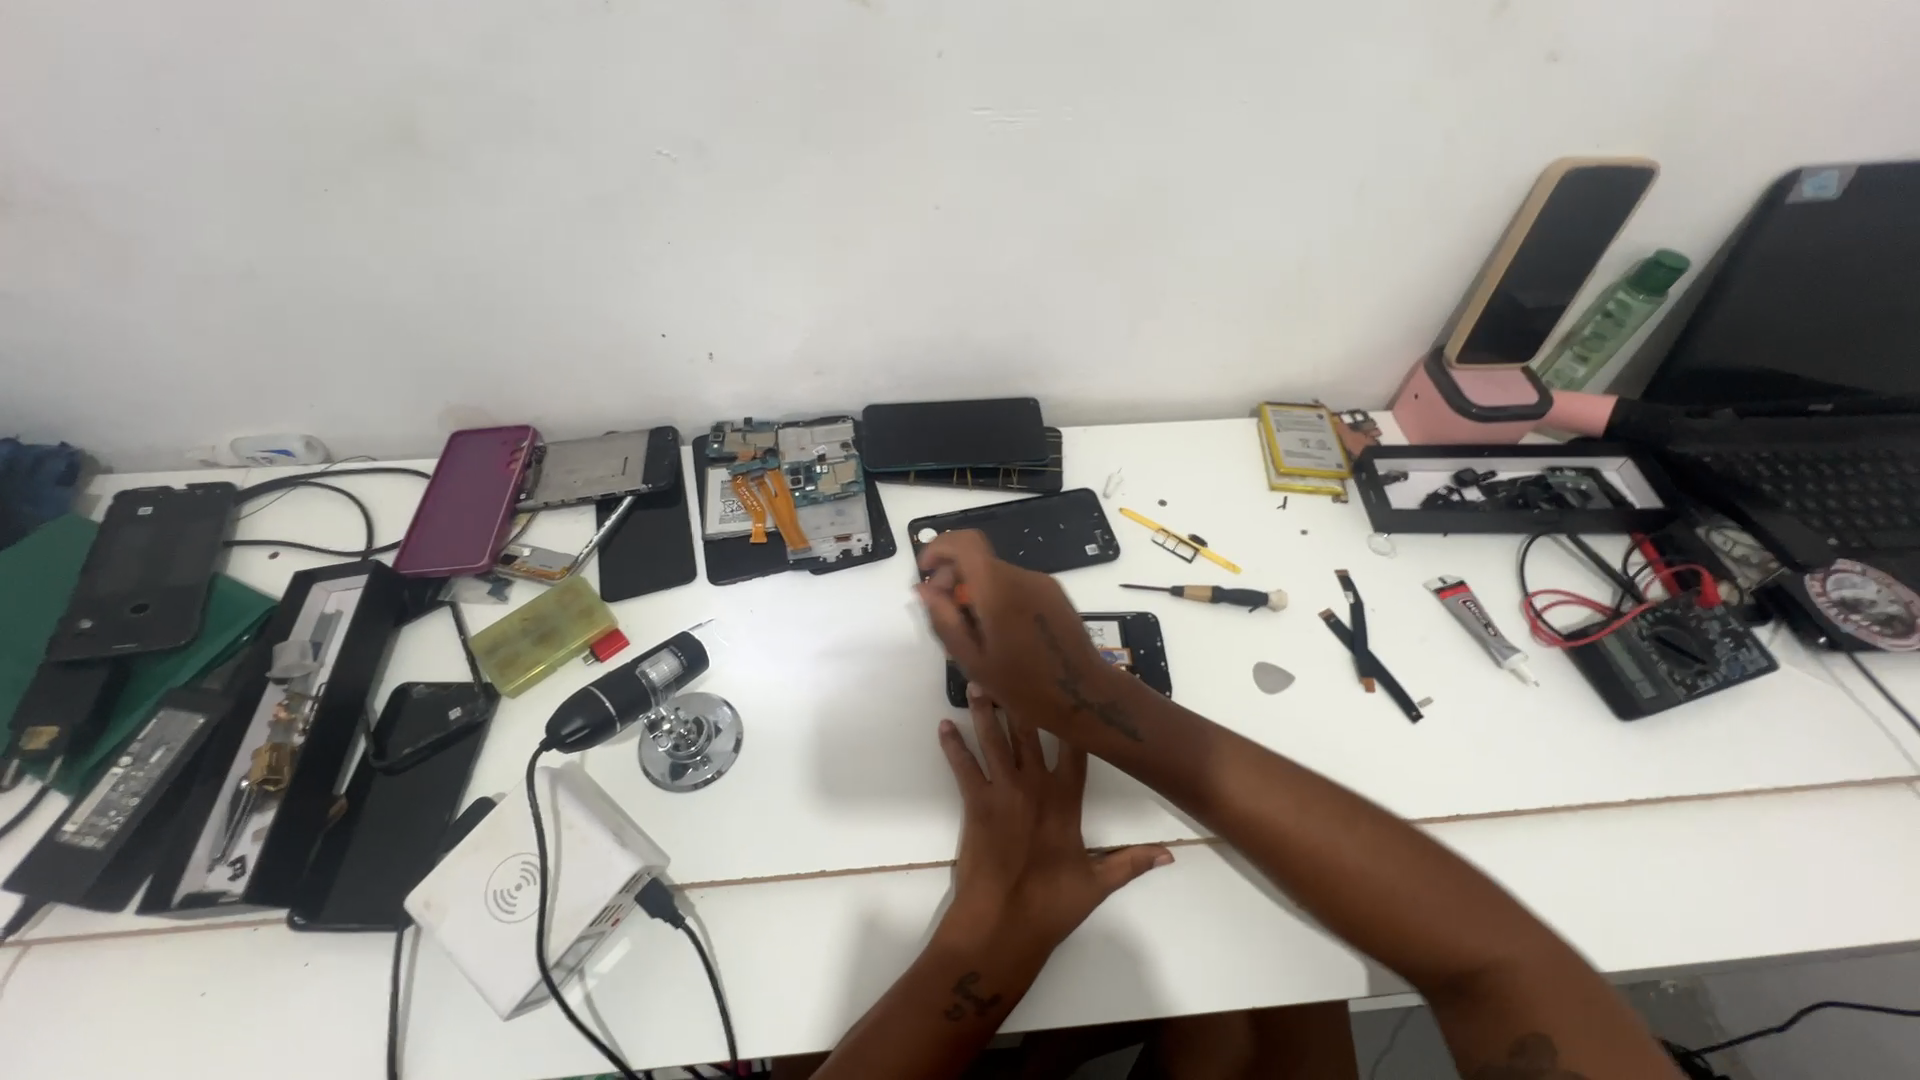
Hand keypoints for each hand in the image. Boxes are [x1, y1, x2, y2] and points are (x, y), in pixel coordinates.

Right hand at [916, 530, 1133, 738]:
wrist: (1084, 696)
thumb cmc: (1025, 687)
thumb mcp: (973, 660)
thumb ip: (944, 619)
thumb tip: (925, 589)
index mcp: (999, 590)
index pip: (965, 543)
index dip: (939, 548)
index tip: (926, 571)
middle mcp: (1023, 577)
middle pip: (979, 560)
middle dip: (953, 577)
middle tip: (943, 613)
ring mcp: (1043, 584)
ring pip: (996, 574)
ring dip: (975, 590)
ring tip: (970, 630)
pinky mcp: (1055, 594)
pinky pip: (1016, 585)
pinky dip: (997, 596)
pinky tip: (996, 631)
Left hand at [934, 686, 1171, 954]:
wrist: (1002, 924)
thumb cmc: (1051, 905)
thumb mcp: (1098, 883)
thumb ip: (1132, 862)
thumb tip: (1171, 854)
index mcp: (1067, 801)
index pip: (1074, 748)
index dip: (1074, 717)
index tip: (1070, 687)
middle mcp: (1036, 786)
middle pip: (1029, 732)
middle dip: (1020, 700)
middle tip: (1011, 669)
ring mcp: (1004, 792)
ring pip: (995, 741)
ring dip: (984, 712)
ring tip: (976, 685)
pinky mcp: (976, 804)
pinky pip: (964, 767)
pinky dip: (953, 746)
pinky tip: (944, 726)